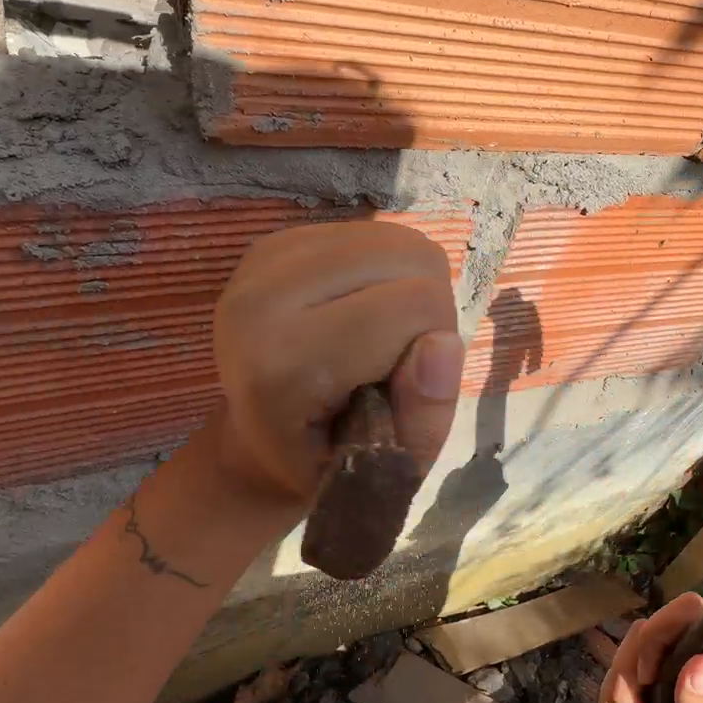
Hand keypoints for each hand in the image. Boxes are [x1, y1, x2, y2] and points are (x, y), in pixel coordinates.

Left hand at [212, 221, 463, 504]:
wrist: (260, 440)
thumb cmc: (332, 460)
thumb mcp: (392, 470)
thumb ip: (425, 417)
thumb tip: (443, 342)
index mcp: (285, 367)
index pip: (416, 303)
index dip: (436, 343)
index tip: (404, 387)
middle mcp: (260, 302)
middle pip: (413, 259)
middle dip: (428, 309)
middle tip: (397, 358)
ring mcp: (260, 265)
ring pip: (397, 239)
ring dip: (412, 285)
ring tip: (381, 334)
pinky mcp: (272, 242)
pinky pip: (371, 232)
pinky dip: (387, 270)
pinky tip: (361, 309)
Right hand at [598, 592, 702, 702]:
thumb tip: (702, 662)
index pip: (692, 613)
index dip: (660, 633)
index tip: (646, 677)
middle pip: (650, 633)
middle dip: (630, 681)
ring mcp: (685, 667)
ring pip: (631, 654)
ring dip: (618, 700)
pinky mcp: (664, 680)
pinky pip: (623, 675)